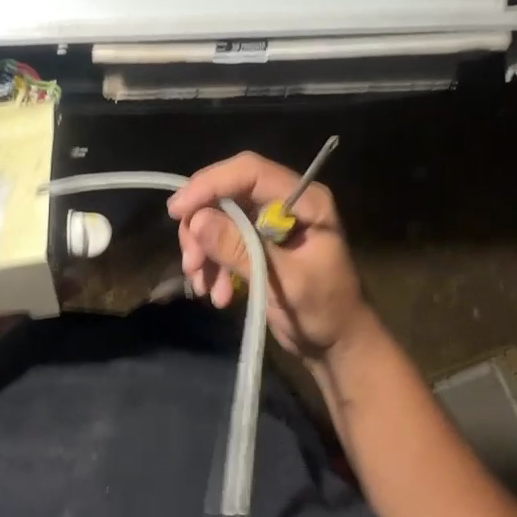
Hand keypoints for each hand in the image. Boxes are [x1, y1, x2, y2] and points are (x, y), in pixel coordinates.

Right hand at [168, 152, 376, 359]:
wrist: (338, 344)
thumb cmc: (326, 310)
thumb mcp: (285, 281)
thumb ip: (241, 249)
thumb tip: (196, 221)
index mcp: (305, 200)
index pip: (250, 172)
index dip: (210, 184)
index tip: (178, 210)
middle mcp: (286, 202)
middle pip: (228, 192)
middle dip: (202, 225)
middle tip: (191, 262)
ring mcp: (271, 222)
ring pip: (219, 217)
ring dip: (204, 250)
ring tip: (203, 286)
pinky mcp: (258, 242)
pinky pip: (222, 240)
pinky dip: (213, 264)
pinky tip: (217, 293)